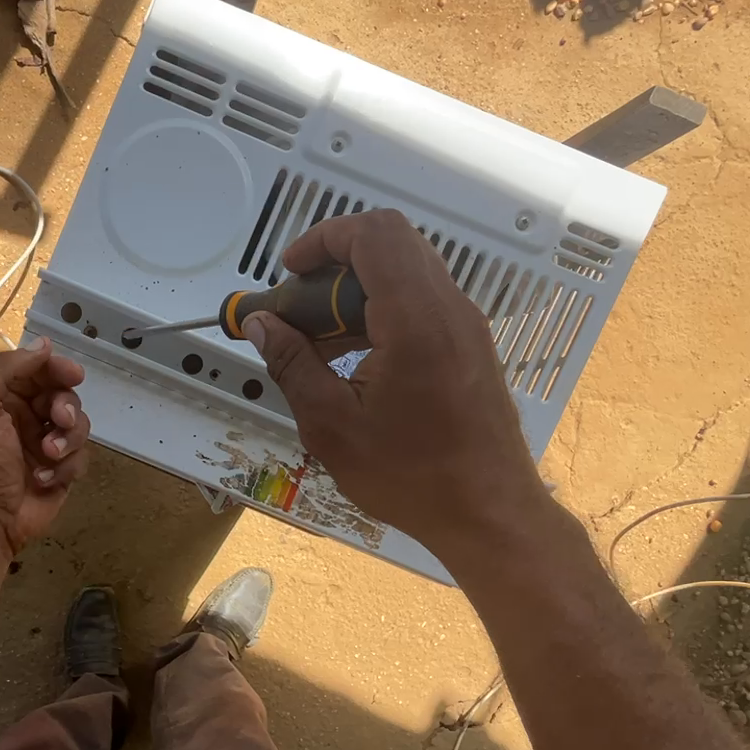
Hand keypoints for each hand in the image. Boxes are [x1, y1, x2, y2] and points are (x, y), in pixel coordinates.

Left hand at [0, 338, 91, 553]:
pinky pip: (81, 455)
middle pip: (65, 394)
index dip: (58, 368)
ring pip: (79, 425)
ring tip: (48, 455)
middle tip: (58, 421)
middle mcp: (29, 415)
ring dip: (68, 439)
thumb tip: (44, 345)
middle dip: (67, 406)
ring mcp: (48, 442)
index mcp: (7, 397)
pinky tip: (44, 479)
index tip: (72, 375)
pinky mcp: (63, 468)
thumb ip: (6, 370)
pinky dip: (66, 466)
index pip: (40, 369)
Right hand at [243, 209, 548, 555]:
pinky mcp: (469, 347)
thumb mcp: (331, 425)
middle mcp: (449, 309)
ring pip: (404, 275)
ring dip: (352, 293)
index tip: (288, 274)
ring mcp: (465, 326)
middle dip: (331, 267)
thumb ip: (292, 364)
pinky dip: (377, 314)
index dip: (323, 239)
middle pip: (390, 246)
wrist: (488, 513)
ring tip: (314, 341)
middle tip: (295, 310)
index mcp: (416, 320)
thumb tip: (260, 324)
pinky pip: (419, 305)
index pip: (374, 235)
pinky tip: (348, 360)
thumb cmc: (409, 475)